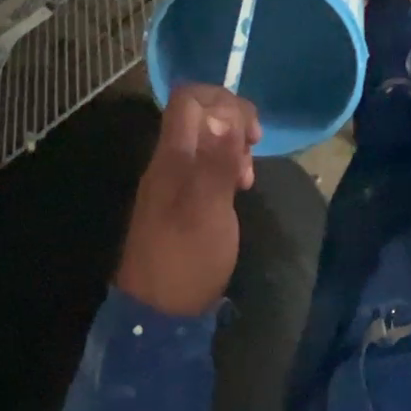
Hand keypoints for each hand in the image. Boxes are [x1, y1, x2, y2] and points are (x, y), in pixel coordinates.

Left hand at [115, 84, 261, 316]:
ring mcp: (173, 180)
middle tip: (253, 150)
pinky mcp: (182, 199)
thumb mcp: (208, 210)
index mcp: (172, 157)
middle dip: (233, 120)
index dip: (223, 100)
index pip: (189, 98)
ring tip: (248, 174)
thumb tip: (224, 114)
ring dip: (233, 144)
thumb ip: (217, 161)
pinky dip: (226, 165)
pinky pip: (205, 163)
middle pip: (199, 112)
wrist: (158, 313)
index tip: (250, 130)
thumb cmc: (186, 259)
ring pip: (205, 138)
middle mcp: (169, 160)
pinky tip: (239, 187)